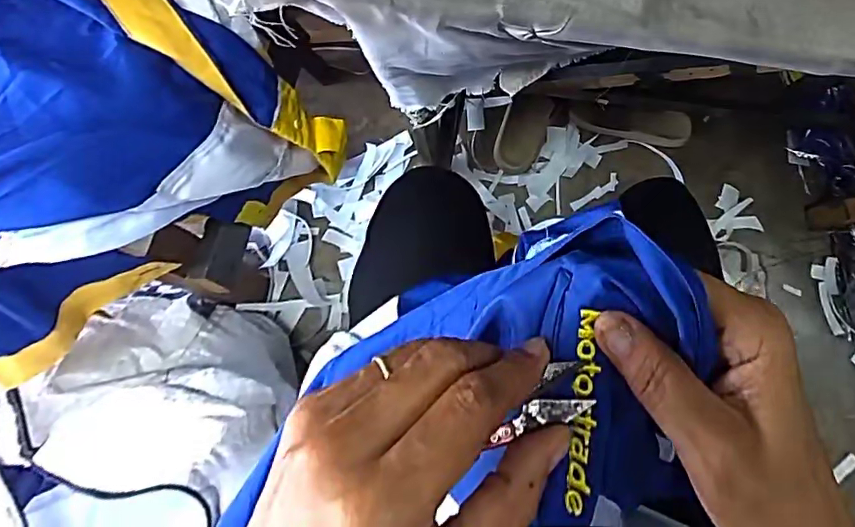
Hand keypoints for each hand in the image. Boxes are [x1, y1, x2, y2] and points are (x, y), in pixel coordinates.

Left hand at [249, 337, 569, 526]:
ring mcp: (314, 431)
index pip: (469, 400)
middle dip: (489, 358)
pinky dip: (415, 369)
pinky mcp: (302, 420)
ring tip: (475, 385)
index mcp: (378, 501)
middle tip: (514, 373)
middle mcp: (340, 453)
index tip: (538, 362)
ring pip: (413, 353)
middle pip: (442, 362)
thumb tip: (552, 435)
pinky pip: (379, 363)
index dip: (515, 373)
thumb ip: (509, 499)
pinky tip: (428, 396)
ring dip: (455, 359)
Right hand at [596, 275, 854, 526]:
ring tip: (593, 359)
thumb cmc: (774, 497)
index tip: (592, 302)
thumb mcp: (709, 441)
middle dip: (633, 321)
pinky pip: (680, 355)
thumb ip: (660, 380)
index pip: (687, 285)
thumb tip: (613, 324)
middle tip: (582, 335)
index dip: (639, 291)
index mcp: (758, 328)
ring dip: (638, 347)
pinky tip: (623, 382)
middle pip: (679, 303)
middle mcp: (750, 328)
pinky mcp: (725, 374)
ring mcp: (738, 350)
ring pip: (675, 330)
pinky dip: (651, 369)